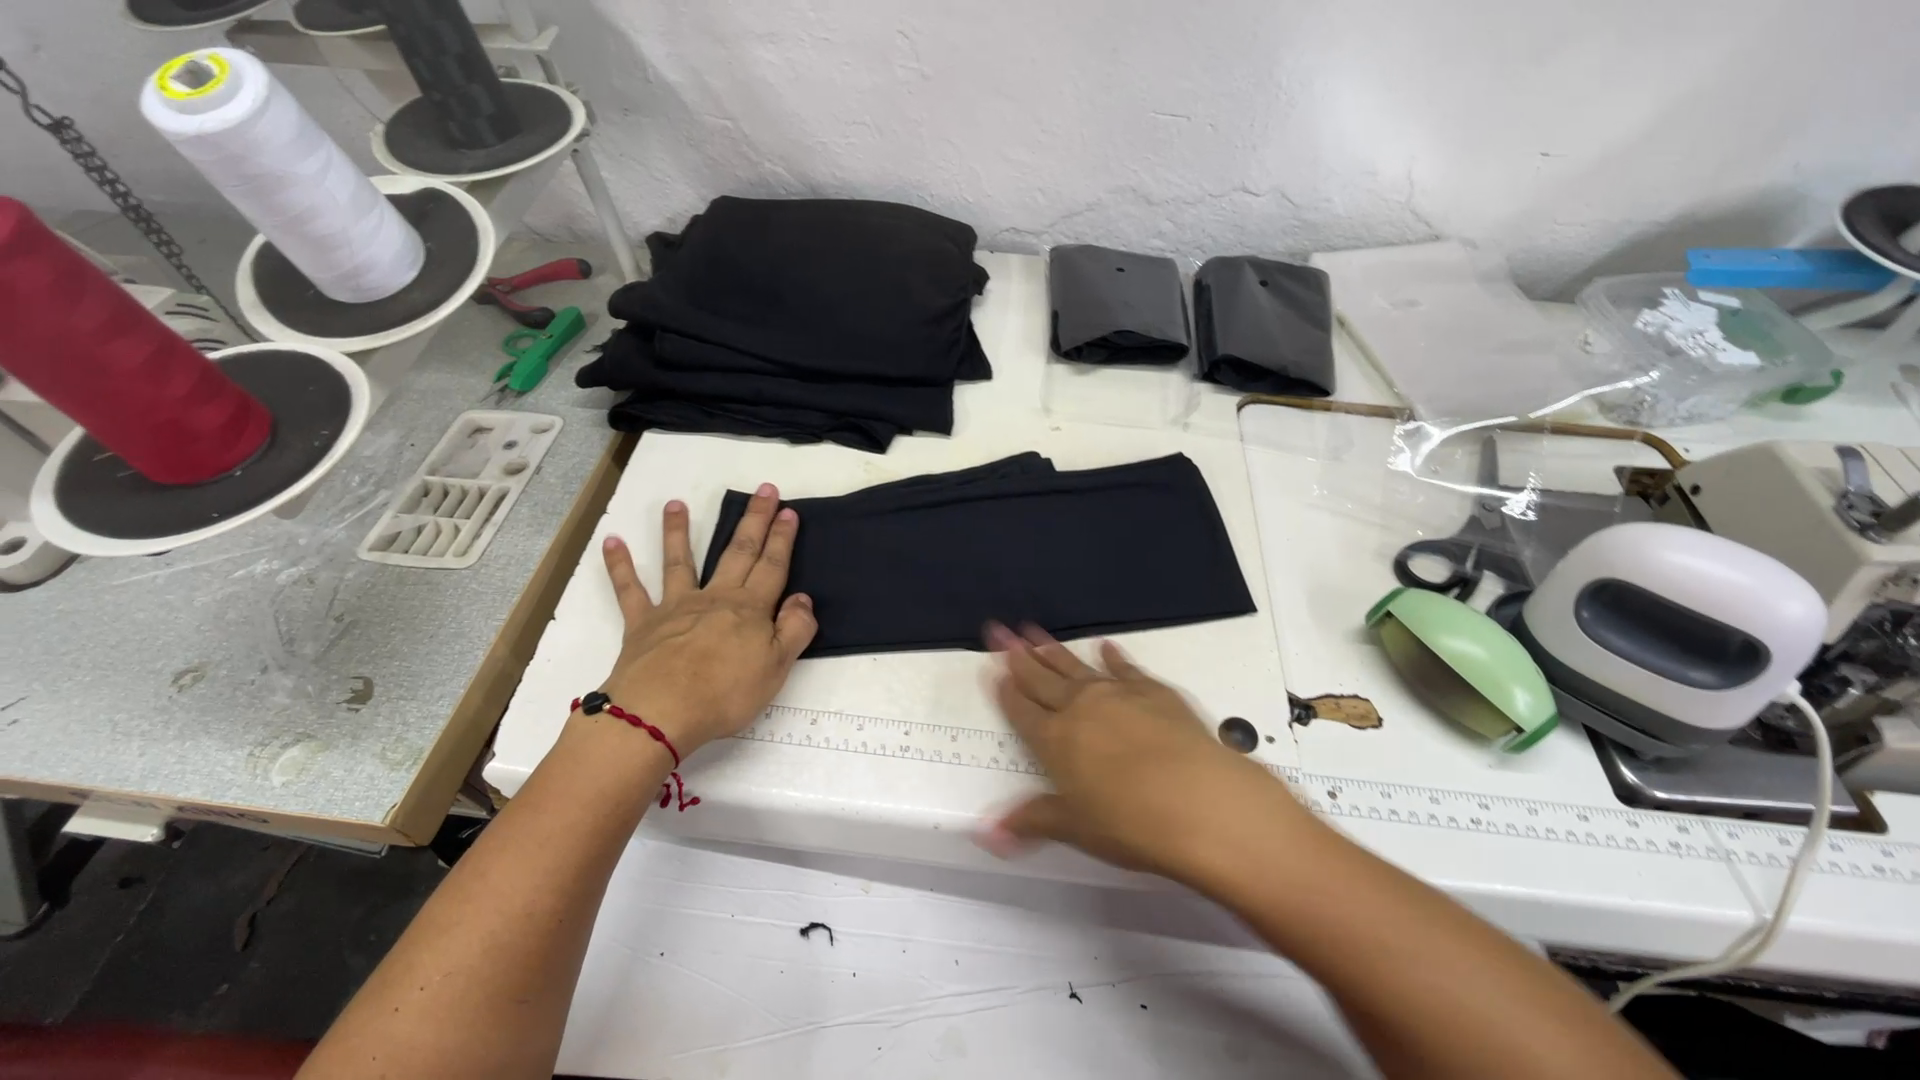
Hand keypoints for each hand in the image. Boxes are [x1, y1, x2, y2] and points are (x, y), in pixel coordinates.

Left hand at [594, 484, 816, 756]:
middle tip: (762, 490)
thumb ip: (794, 630)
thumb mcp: (776, 668)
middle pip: (737, 553)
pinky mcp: (642, 624)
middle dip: (753, 521)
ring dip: (678, 531)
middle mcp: (715, 599)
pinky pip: (629, 590)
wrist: (661, 712)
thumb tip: (803, 598)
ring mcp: (676, 608)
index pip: (772, 567)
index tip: (788, 511)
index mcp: (750, 610)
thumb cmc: (725, 694)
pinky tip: (611, 542)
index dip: (782, 539)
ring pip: (680, 561)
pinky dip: (619, 566)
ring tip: (676, 504)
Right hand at [981, 623, 1307, 886]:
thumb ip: (1032, 821)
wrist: (1200, 801)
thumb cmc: (1129, 822)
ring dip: (1054, 650)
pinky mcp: (1155, 692)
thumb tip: (986, 832)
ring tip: (1035, 631)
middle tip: (1000, 631)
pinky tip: (1106, 647)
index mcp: (1054, 740)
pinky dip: (1113, 657)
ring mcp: (1118, 695)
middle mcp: (1080, 709)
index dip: (1004, 690)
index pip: (1021, 710)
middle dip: (1018, 656)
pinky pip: (1126, 668)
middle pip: (1042, 679)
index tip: (990, 667)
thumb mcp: (1075, 828)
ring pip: (1076, 668)